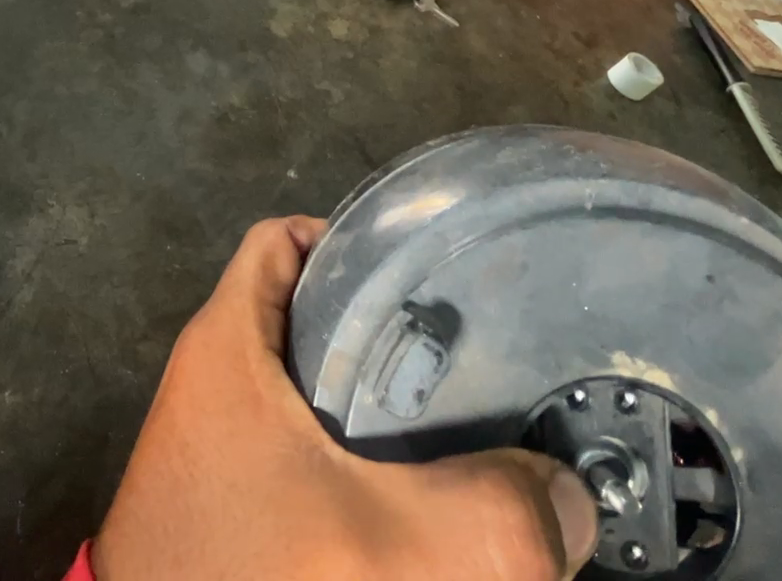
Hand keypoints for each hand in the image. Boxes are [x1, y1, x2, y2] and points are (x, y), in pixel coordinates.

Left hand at [94, 216, 598, 580]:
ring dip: (365, 390)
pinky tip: (402, 485)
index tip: (419, 264)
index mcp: (227, 344)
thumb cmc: (255, 574)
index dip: (348, 235)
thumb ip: (493, 518)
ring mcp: (214, 434)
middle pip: (301, 306)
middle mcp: (213, 375)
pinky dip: (345, 446)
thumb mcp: (387, 549)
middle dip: (376, 317)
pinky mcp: (223, 487)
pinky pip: (295, 436)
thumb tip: (568, 499)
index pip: (282, 240)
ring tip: (448, 412)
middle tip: (459, 344)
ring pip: (301, 377)